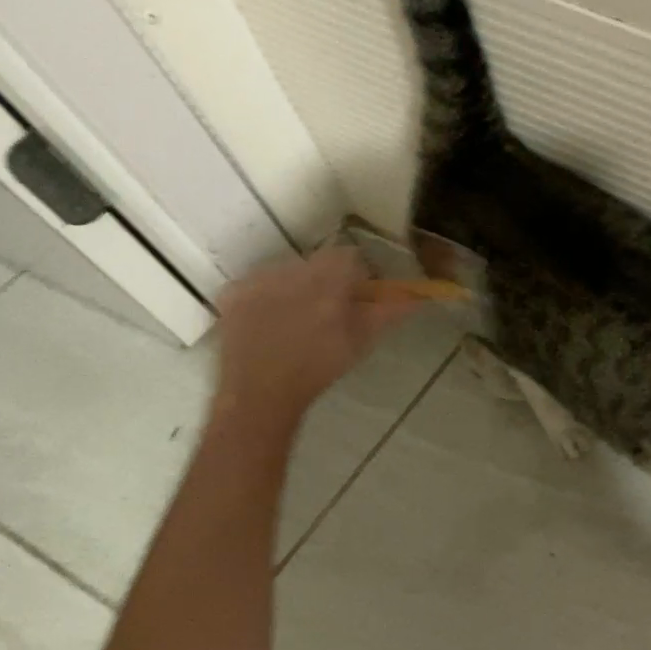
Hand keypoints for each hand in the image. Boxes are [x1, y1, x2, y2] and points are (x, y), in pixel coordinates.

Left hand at [212, 247, 421, 420]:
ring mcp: (258, 280)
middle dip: (325, 280)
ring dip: (296, 285)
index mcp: (328, 281)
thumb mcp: (362, 341)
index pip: (349, 256)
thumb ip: (389, 312)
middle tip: (327, 311)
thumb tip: (417, 296)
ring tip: (296, 318)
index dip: (356, 274)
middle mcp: (292, 271)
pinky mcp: (233, 292)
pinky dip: (266, 295)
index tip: (356, 296)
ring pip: (286, 269)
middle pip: (317, 261)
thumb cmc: (320, 368)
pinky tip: (269, 320)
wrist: (261, 393)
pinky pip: (257, 282)